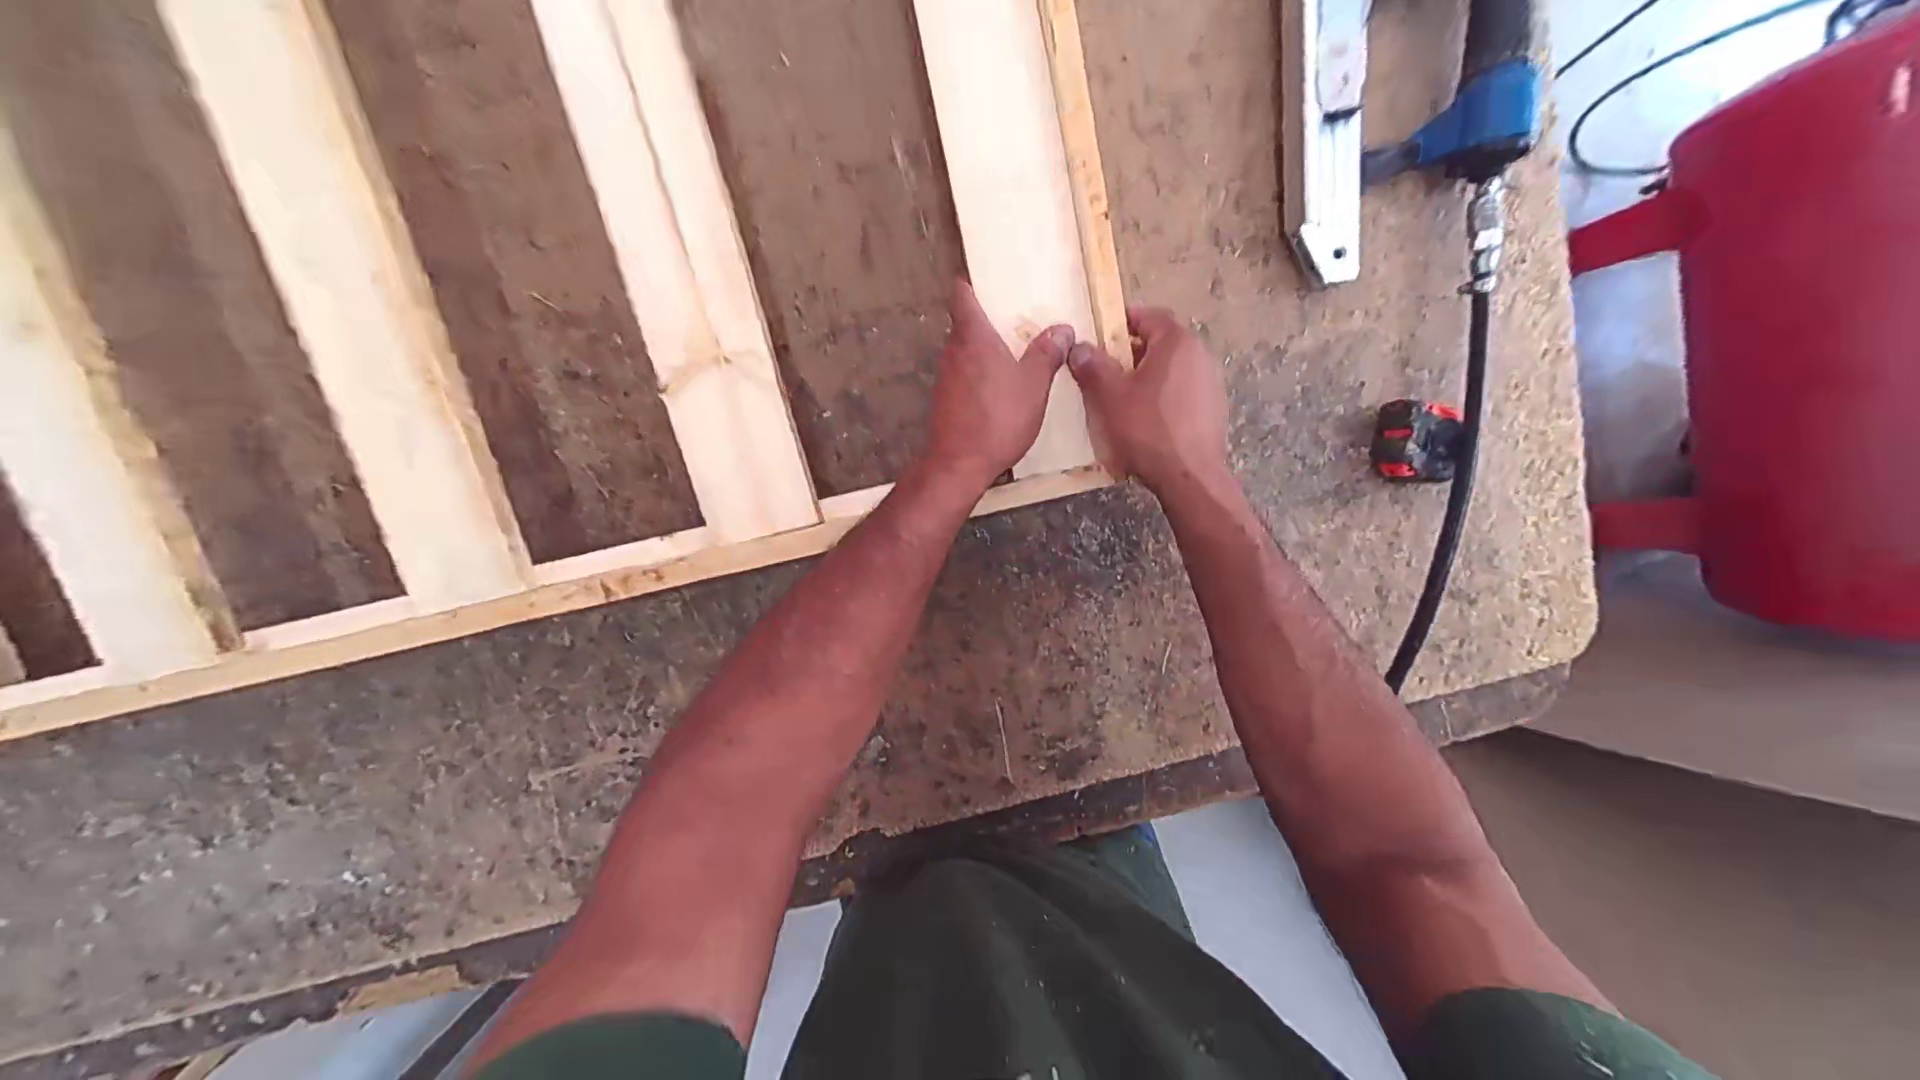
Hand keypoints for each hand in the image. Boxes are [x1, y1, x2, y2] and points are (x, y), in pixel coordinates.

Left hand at [920, 280, 1073, 488]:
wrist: (959, 465)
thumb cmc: (998, 420)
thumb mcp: (1033, 386)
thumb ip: (1047, 355)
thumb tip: (1062, 329)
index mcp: (973, 338)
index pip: (961, 295)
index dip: (970, 285)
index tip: (984, 283)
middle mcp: (952, 352)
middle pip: (964, 326)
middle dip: (987, 323)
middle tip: (1015, 327)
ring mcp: (944, 378)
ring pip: (963, 354)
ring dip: (983, 354)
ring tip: (1011, 362)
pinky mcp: (943, 402)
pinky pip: (962, 378)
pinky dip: (977, 378)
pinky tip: (997, 395)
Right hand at [1067, 307, 1229, 496]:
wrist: (1188, 476)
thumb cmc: (1147, 429)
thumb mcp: (1109, 396)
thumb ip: (1093, 366)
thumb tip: (1079, 347)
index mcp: (1177, 343)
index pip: (1150, 315)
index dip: (1124, 320)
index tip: (1101, 332)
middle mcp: (1199, 356)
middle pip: (1160, 343)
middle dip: (1130, 352)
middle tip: (1103, 368)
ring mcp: (1210, 385)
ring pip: (1170, 371)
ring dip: (1145, 377)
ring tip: (1120, 398)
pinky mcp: (1212, 411)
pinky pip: (1180, 394)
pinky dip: (1160, 398)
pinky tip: (1143, 421)